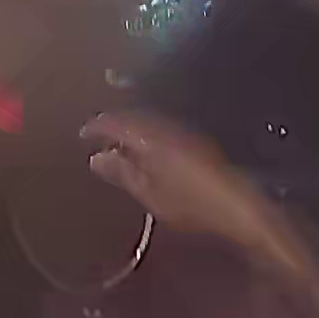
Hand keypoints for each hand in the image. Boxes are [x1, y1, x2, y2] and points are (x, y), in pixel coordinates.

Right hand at [81, 111, 273, 248]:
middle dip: (110, 125)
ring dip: (127, 127)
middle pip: (127, 115)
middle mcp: (160, 121)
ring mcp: (177, 125)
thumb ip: (121, 172)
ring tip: (117, 145)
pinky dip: (143, 131)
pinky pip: (157, 122)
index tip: (82, 134)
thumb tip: (96, 157)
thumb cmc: (189, 202)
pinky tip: (144, 148)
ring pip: (143, 117)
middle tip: (97, 140)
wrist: (237, 202)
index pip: (111, 121)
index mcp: (146, 133)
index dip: (94, 127)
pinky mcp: (190, 133)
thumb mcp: (149, 193)